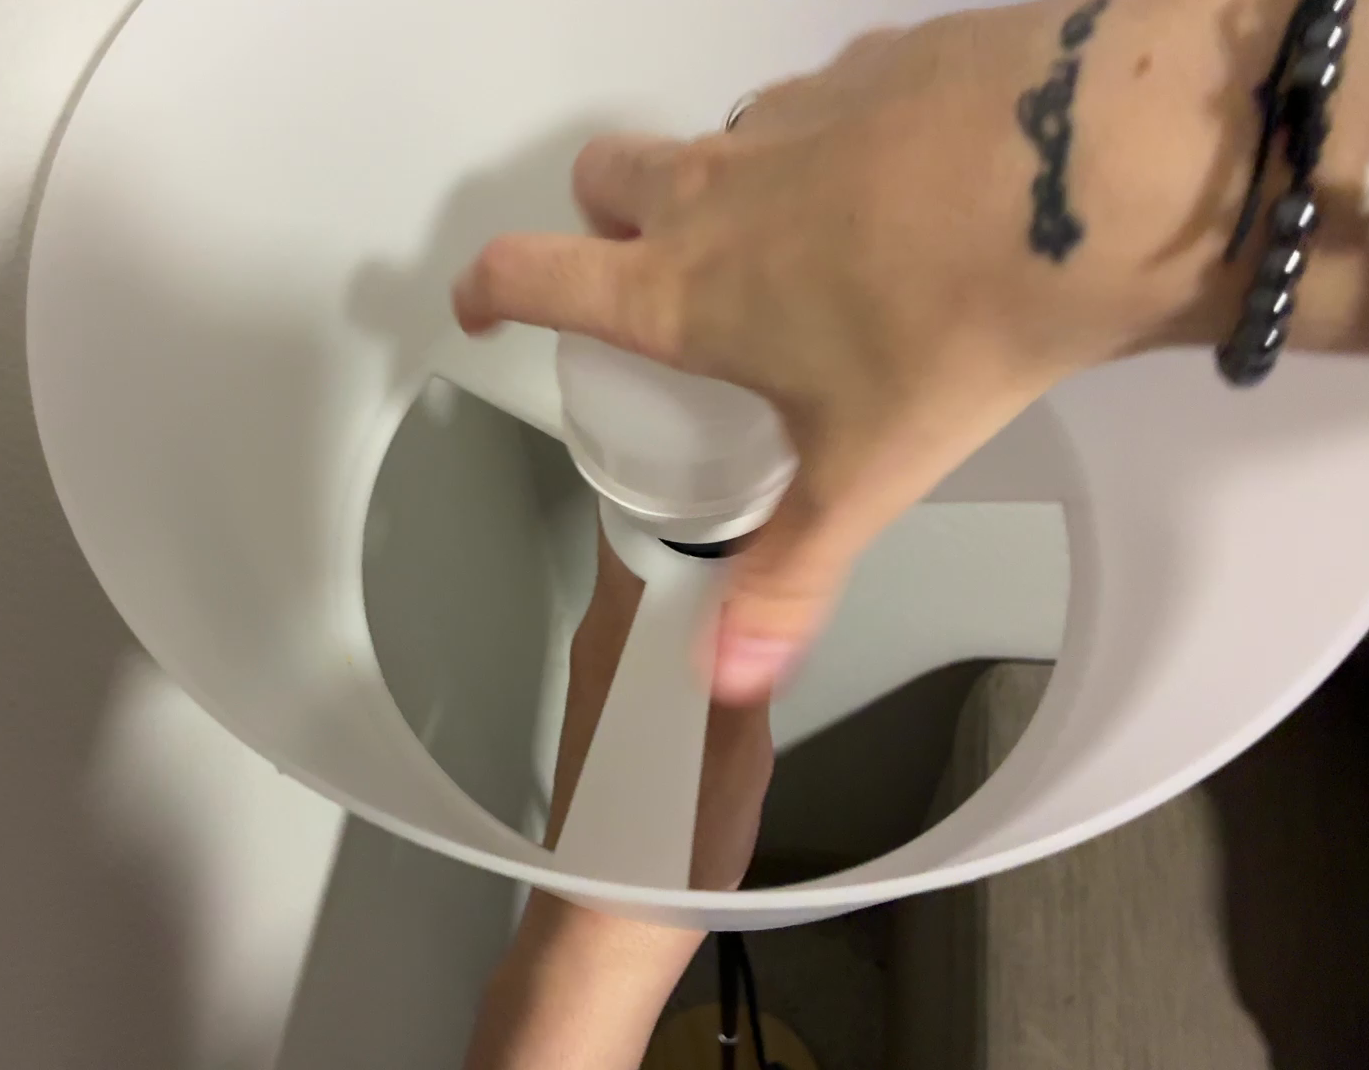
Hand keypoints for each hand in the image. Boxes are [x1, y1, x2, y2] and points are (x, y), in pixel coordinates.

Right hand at [452, 0, 1368, 702]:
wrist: (1118, 174)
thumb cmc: (953, 334)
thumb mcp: (865, 470)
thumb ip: (790, 577)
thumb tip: (727, 686)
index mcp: (684, 288)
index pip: (534, 273)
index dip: (487, 290)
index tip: (483, 311)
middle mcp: (711, 188)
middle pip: (599, 179)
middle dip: (605, 224)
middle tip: (664, 279)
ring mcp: (788, 113)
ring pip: (706, 143)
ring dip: (716, 191)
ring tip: (801, 250)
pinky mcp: (869, 59)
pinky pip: (809, 105)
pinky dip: (818, 150)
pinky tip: (894, 191)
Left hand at [464, 531, 772, 1068]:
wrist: (614, 906)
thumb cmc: (678, 831)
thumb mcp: (735, 735)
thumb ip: (740, 652)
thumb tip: (746, 582)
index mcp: (623, 626)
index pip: (636, 520)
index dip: (683, 481)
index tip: (738, 462)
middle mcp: (600, 630)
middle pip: (644, 544)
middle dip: (701, 516)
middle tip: (768, 500)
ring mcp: (600, 659)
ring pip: (649, 582)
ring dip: (697, 561)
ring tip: (760, 551)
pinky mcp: (607, 690)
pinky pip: (650, 621)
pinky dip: (687, 605)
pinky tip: (730, 616)